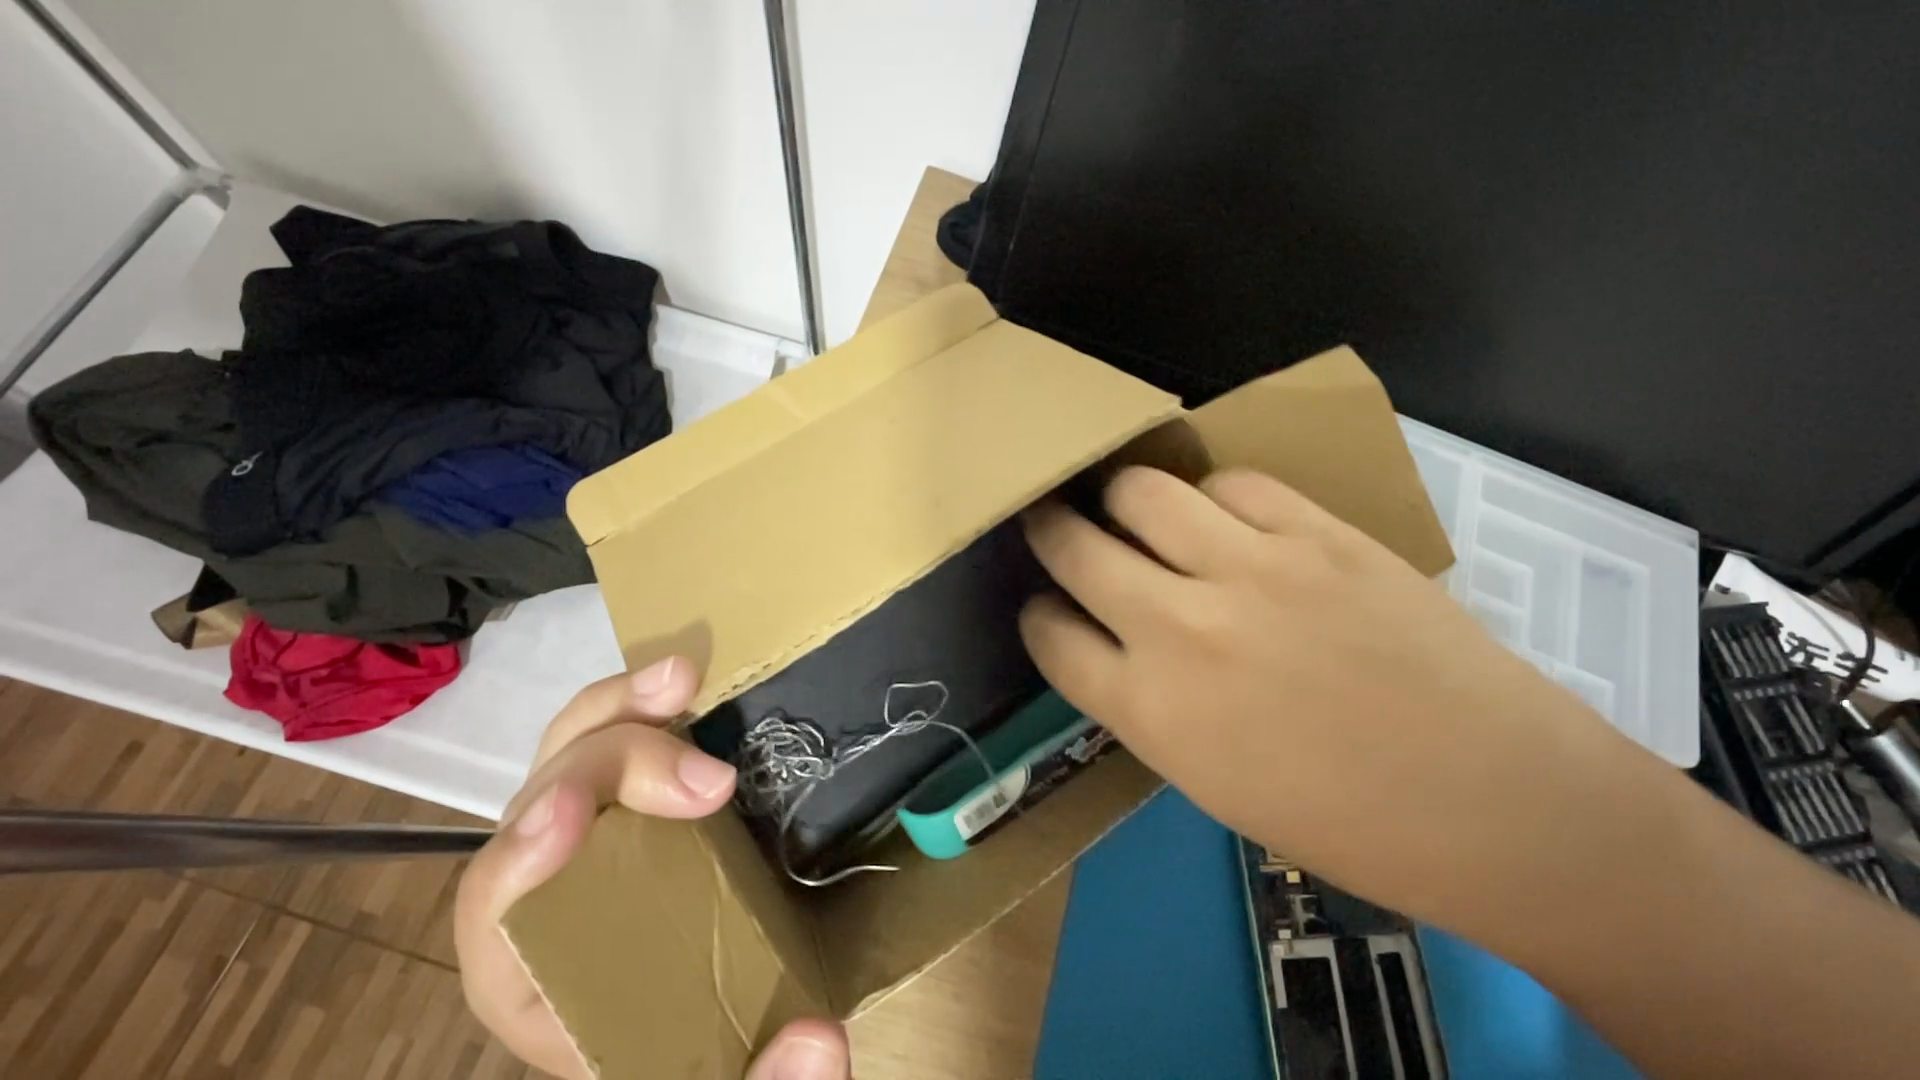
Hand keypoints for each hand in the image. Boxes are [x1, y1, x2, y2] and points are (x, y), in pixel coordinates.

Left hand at [454, 657, 851, 1079]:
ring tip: (684, 678)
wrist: (726, 1026)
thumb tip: (817, 1040)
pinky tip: (695, 685)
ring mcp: (600, 835)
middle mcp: (555, 891)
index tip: (571, 819)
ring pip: (575, 751)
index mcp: (543, 976)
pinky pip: (625, 736)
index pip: (495, 915)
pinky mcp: (647, 802)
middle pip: (543, 805)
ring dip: (622, 709)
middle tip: (711, 780)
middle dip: (612, 772)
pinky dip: (652, 703)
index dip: (517, 861)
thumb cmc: (694, 1055)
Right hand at [1019, 466, 1652, 928]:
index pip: (1050, 635)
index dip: (1039, 615)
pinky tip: (1222, 517)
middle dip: (1049, 531)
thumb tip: (1121, 647)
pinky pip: (1234, 484)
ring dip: (1121, 498)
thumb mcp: (1210, 783)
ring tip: (1132, 506)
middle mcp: (1179, 627)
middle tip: (1052, 522)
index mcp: (1148, 711)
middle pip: (1073, 547)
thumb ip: (1149, 705)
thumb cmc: (1347, 823)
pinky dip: (1212, 497)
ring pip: (1141, 491)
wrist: (1495, 803)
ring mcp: (1251, 569)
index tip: (1049, 607)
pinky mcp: (1319, 534)